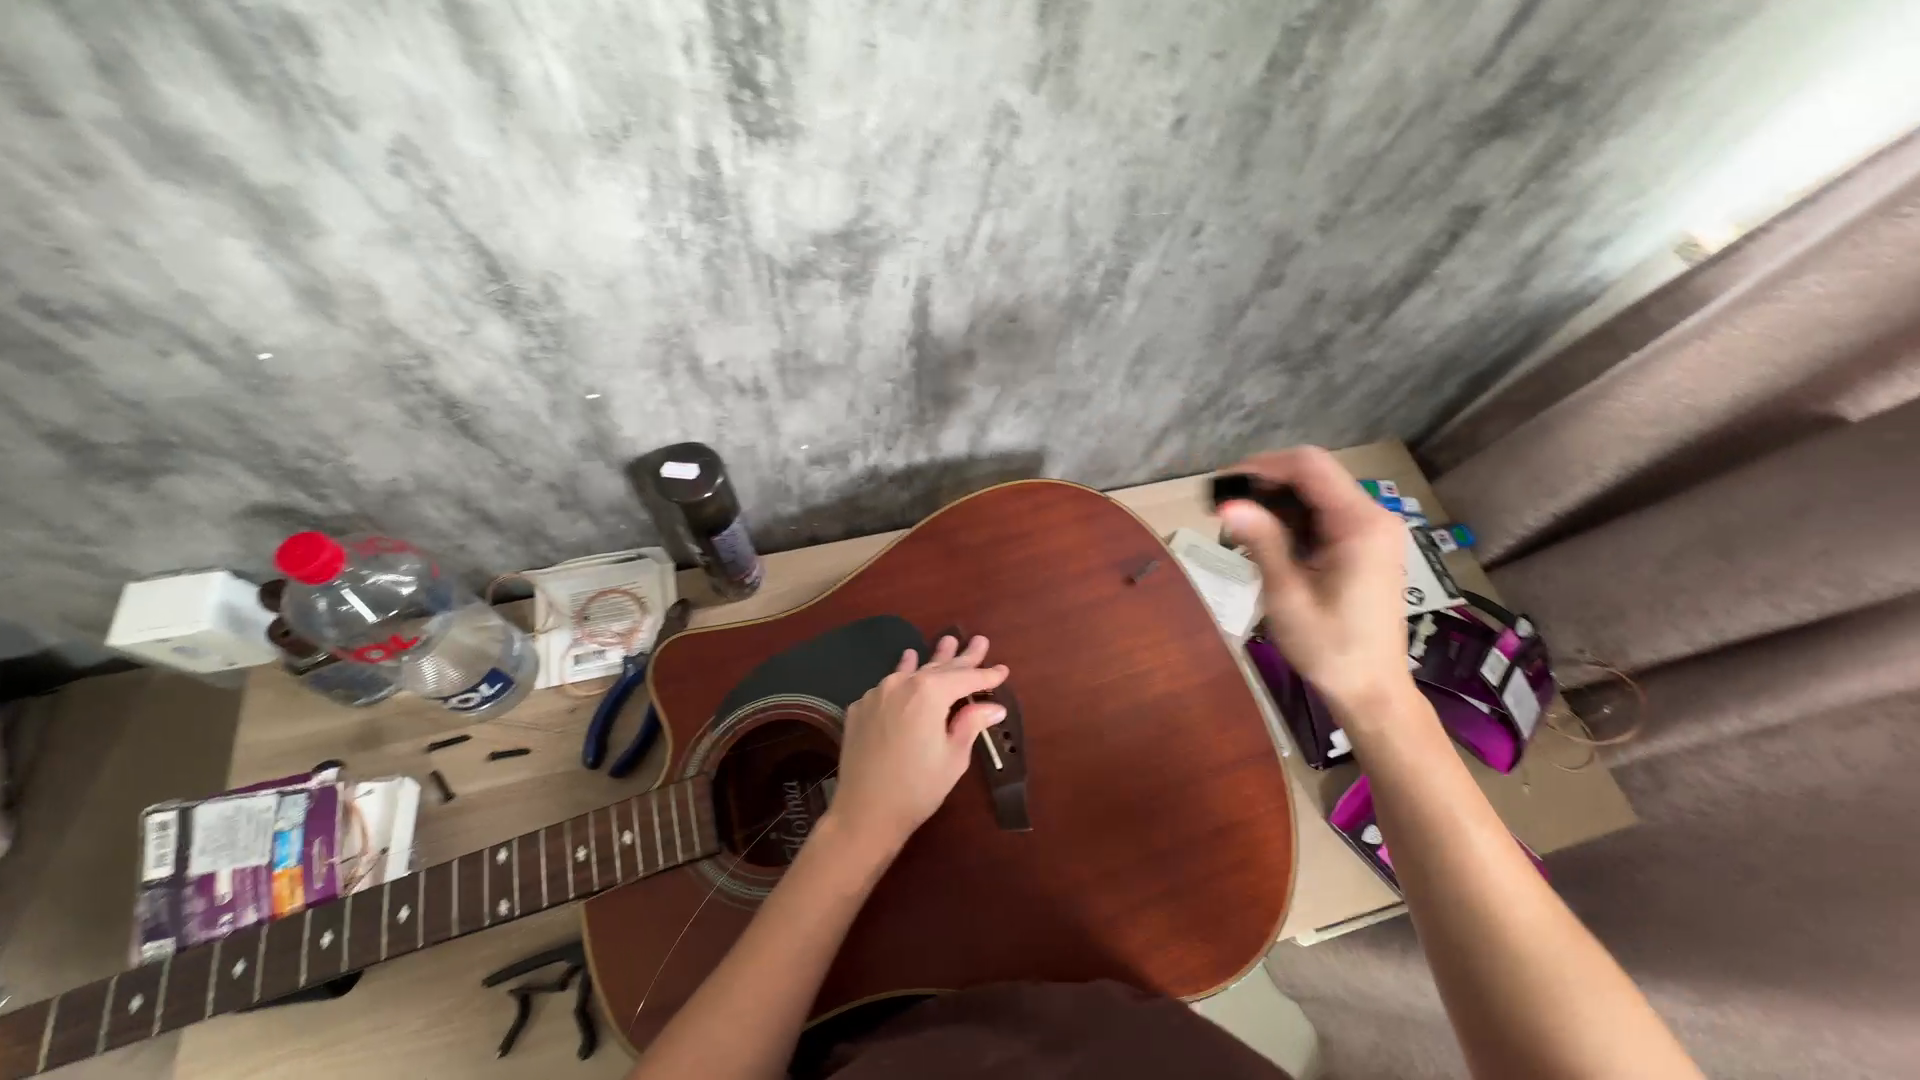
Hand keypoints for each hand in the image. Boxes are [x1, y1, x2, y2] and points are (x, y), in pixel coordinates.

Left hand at [827, 635, 1008, 852]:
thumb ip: (971, 724)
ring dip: (931, 660)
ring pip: (910, 672)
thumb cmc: (918, 787)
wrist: (864, 812)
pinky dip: (903, 676)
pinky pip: (888, 686)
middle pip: (938, 668)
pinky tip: (907, 664)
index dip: (986, 675)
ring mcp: (876, 693)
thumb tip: (993, 706)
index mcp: (929, 693)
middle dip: (962, 657)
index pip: (965, 678)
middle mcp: (901, 684)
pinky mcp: (860, 708)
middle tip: (980, 641)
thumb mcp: (953, 757)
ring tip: (947, 641)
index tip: (1002, 671)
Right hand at [1216, 447, 1410, 713]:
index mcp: (1360, 524)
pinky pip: (1326, 514)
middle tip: (1225, 510)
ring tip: (1241, 528)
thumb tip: (1227, 505)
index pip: (1309, 466)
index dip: (1261, 467)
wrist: (1371, 688)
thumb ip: (1262, 542)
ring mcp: (1374, 530)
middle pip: (1314, 475)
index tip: (1222, 487)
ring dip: (1277, 502)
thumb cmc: (1329, 647)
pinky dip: (1294, 520)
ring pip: (1317, 493)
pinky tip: (1269, 542)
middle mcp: (1374, 517)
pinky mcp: (1368, 545)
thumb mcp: (1287, 595)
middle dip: (1266, 484)